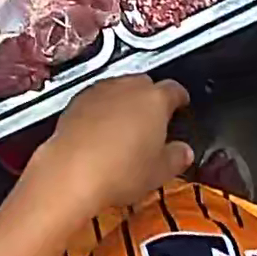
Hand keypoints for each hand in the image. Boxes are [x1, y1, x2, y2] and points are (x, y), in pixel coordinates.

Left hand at [19, 76, 193, 218]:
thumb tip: (182, 151)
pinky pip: (97, 97)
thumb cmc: (120, 170)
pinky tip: (103, 130)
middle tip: (155, 121)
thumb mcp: (161, 171)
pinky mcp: (77, 98)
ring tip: (128, 128)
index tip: (182, 103)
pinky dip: (103, 107)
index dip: (180, 96)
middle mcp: (126, 86)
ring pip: (119, 87)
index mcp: (154, 99)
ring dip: (126, 100)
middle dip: (151, 98)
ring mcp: (99, 89)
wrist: (74, 169)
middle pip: (145, 83)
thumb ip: (177, 156)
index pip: (174, 89)